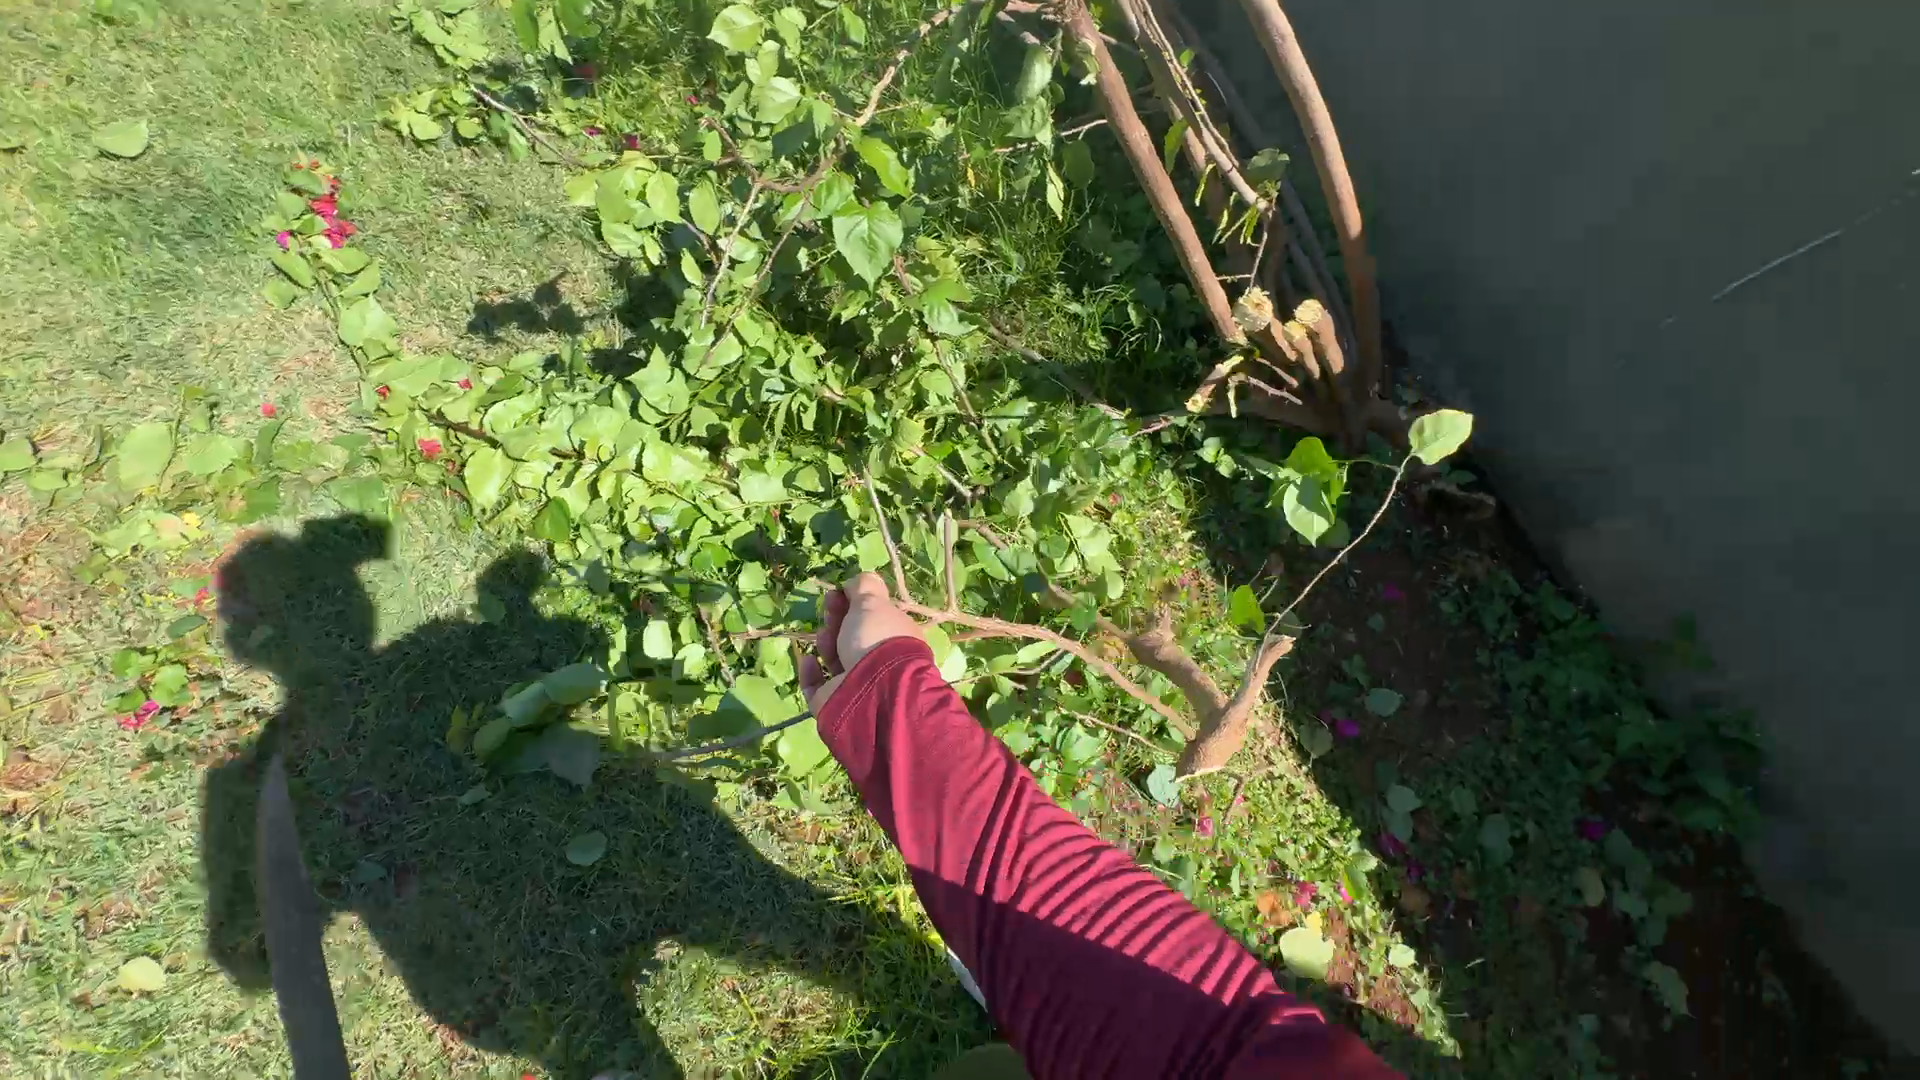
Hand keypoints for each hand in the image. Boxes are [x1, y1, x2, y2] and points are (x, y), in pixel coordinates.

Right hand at [799, 572, 922, 713]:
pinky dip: (810, 671)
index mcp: (894, 638)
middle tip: (830, 611)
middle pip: (850, 636)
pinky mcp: (833, 702)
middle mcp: (878, 662)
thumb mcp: (873, 602)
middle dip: (837, 620)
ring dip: (826, 642)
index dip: (853, 602)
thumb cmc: (875, 639)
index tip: (838, 592)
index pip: (871, 618)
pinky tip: (810, 660)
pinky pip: (816, 684)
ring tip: (826, 638)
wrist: (872, 692)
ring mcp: (856, 684)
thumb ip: (864, 586)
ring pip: (834, 658)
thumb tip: (855, 581)